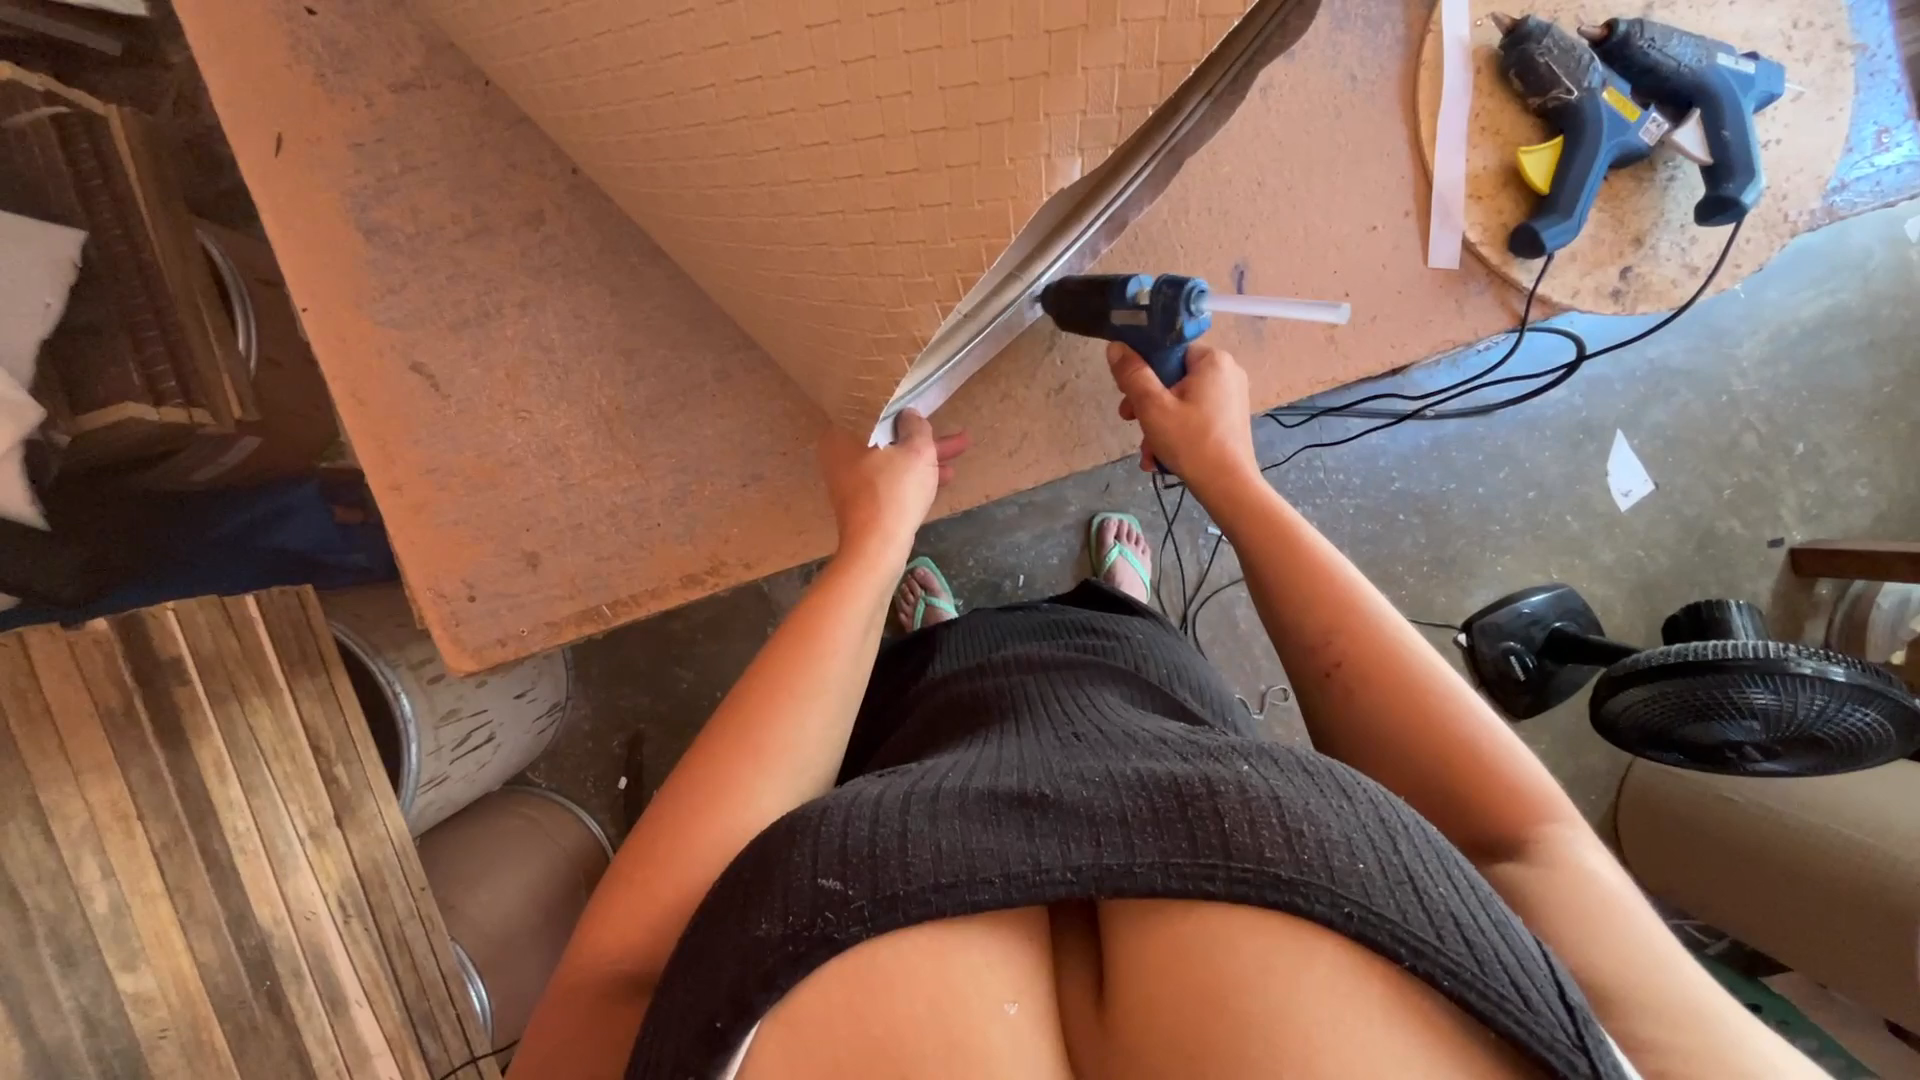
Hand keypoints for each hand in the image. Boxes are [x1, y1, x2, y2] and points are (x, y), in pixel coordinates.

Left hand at [817, 410, 969, 558]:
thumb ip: (917, 426)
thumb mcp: (916, 450)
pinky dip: (910, 475)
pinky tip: (943, 477)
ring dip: (923, 457)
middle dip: (923, 437)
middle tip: (953, 433)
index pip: (875, 408)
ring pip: (891, 458)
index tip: (925, 407)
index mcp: (843, 432)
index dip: (904, 407)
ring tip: (959, 451)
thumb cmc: (894, 490)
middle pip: (887, 436)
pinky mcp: (859, 500)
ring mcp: (848, 479)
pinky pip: (887, 478)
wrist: (876, 546)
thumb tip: (909, 415)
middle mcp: (839, 452)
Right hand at [1107, 342, 1257, 495]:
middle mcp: (1227, 372)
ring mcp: (1231, 397)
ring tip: (1148, 451)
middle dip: (1147, 404)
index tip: (1127, 395)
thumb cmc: (1190, 441)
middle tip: (1131, 422)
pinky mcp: (1230, 419)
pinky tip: (1161, 456)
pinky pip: (1194, 416)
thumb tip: (1115, 347)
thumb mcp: (1152, 406)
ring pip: (1180, 401)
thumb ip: (1132, 374)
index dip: (1143, 371)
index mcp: (1213, 360)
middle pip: (1172, 378)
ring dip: (1157, 424)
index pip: (1169, 351)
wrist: (1228, 487)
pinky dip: (1175, 432)